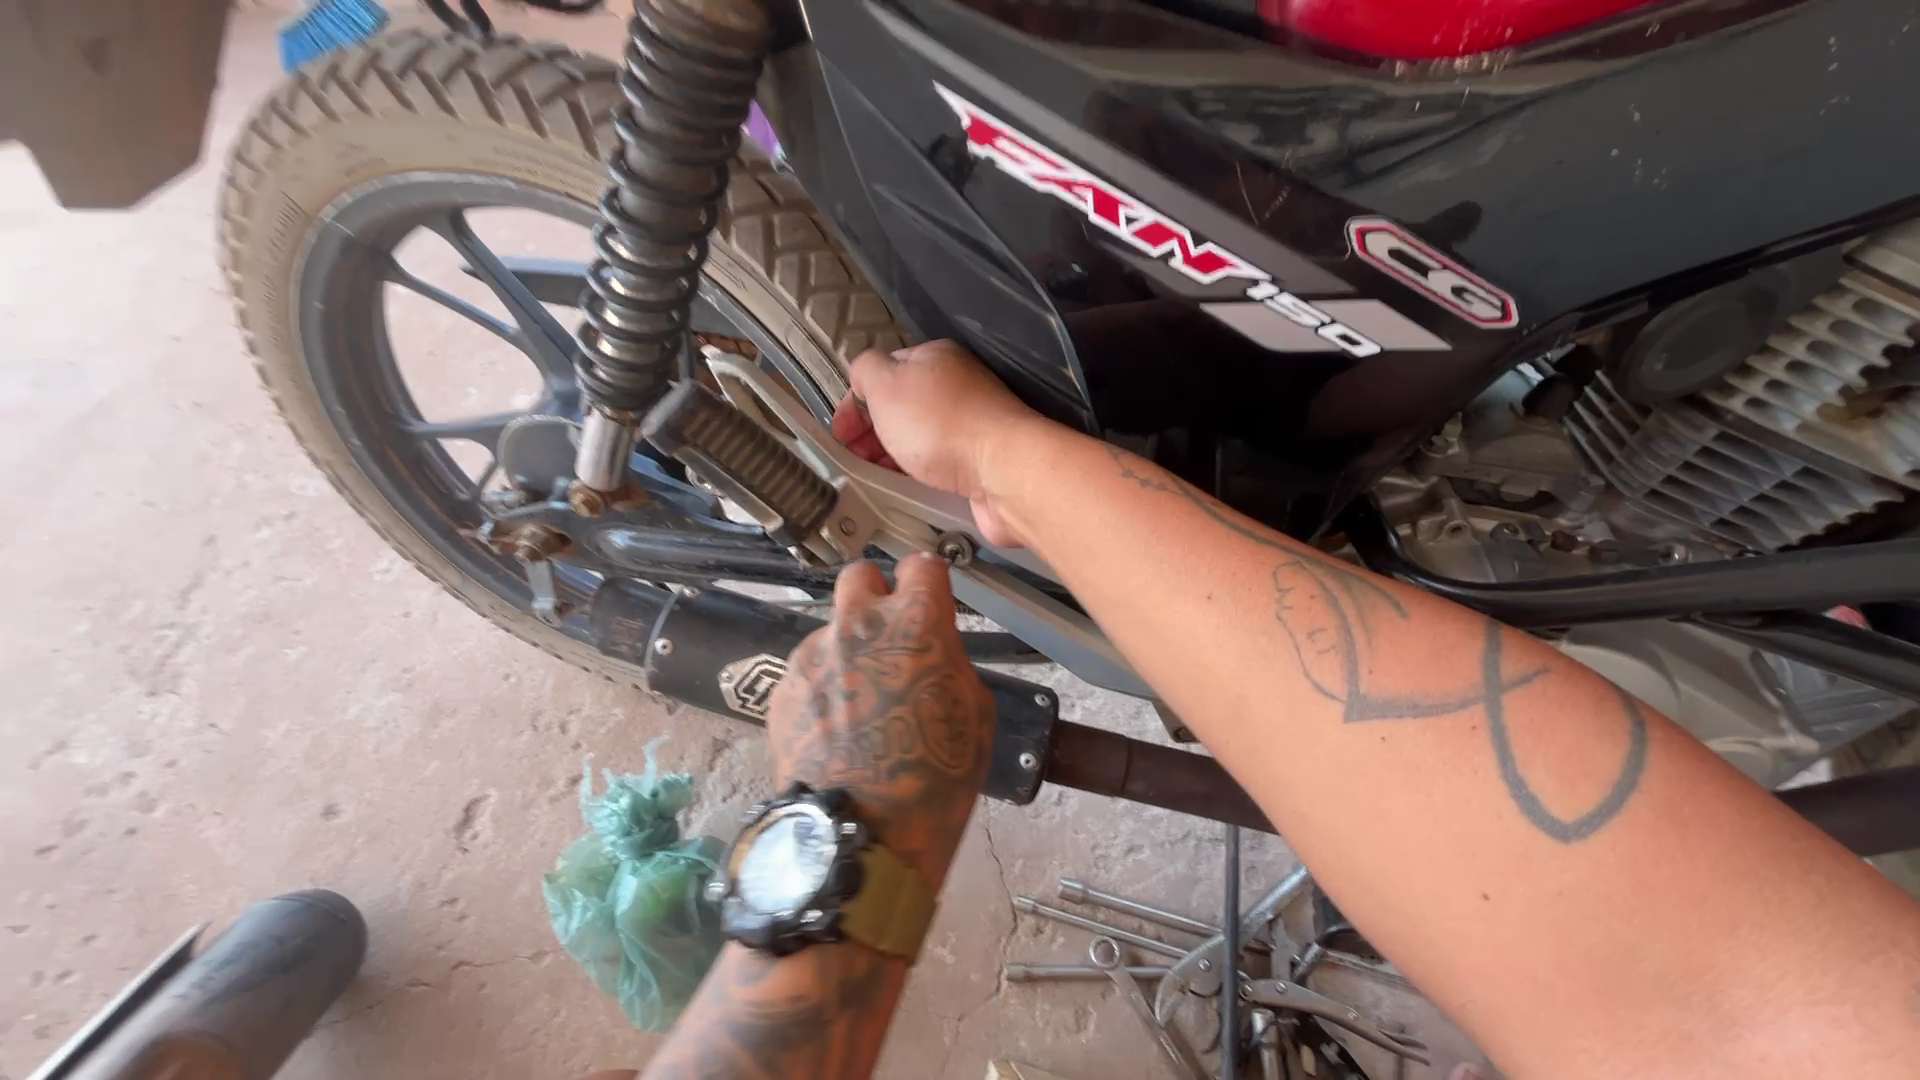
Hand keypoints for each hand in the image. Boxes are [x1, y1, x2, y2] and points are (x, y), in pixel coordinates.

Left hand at [763, 553, 996, 887]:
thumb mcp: (974, 711)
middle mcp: (858, 624)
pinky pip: (807, 668)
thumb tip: (934, 649)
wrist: (863, 832)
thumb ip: (950, 660)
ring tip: (861, 698)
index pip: (922, 564)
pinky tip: (835, 724)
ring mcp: (813, 653)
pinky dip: (823, 683)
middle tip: (890, 633)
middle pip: (861, 574)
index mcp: (915, 622)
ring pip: (831, 626)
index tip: (931, 598)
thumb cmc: (934, 775)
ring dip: (848, 646)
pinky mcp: (782, 685)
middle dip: (877, 595)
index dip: (929, 580)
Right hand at [831, 340, 1044, 546]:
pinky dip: (919, 476)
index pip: (883, 374)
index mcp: (934, 359)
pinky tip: (907, 488)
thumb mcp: (886, 384)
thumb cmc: (944, 425)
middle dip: (871, 435)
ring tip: (876, 477)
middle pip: (900, 409)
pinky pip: (939, 466)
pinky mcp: (979, 461)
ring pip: (918, 440)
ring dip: (893, 458)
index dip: (856, 403)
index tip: (840, 433)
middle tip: (855, 458)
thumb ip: (865, 371)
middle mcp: (956, 388)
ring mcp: (970, 425)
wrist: (1003, 471)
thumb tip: (862, 377)